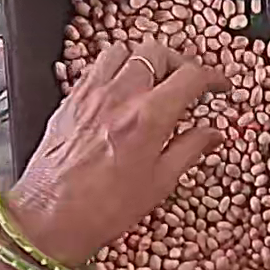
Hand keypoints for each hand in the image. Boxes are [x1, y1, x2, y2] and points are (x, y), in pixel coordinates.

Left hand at [6, 39, 228, 265]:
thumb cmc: (104, 208)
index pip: (191, 76)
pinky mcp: (70, 100)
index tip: (218, 86)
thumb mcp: (160, 183)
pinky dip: (114, 70)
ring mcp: (91, 94)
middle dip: (178, 63)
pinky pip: (95, 67)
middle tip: (186, 84)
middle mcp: (120, 95)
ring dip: (143, 61)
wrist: (51, 218)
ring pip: (123, 51)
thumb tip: (213, 133)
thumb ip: (190, 149)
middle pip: (157, 52)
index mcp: (150, 116)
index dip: (212, 77)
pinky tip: (119, 92)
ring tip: (152, 82)